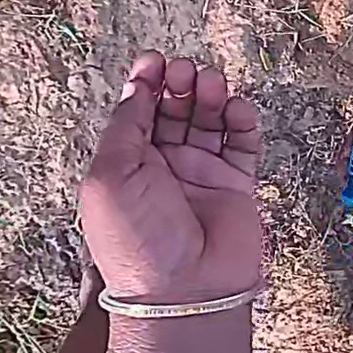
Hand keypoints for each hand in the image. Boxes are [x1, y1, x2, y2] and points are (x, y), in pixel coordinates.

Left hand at [79, 52, 264, 302]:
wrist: (185, 293)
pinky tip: (237, 109)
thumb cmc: (138, 239)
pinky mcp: (236, 185)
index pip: (139, 112)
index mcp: (129, 164)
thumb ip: (126, 127)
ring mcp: (203, 174)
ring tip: (211, 84)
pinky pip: (243, 144)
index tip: (154, 59)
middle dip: (180, 86)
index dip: (146, 82)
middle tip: (185, 72)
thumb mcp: (110, 177)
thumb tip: (135, 87)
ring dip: (210, 97)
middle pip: (176, 110)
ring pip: (210, 121)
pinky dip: (242, 121)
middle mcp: (166, 166)